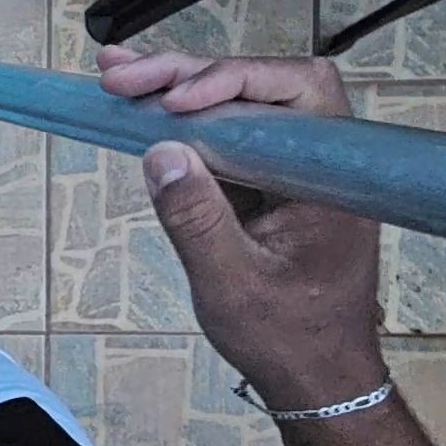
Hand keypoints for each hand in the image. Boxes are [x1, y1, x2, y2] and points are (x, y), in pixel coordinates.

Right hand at [97, 47, 385, 411]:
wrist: (309, 371)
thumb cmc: (284, 334)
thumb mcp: (230, 281)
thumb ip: (196, 217)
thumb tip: (160, 153)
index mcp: (330, 177)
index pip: (294, 93)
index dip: (230, 82)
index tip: (172, 102)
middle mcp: (313, 160)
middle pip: (255, 87)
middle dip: (185, 74)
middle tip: (120, 76)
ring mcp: (282, 169)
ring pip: (232, 105)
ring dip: (173, 86)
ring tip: (115, 75)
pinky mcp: (255, 182)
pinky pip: (216, 136)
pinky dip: (172, 119)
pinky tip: (134, 105)